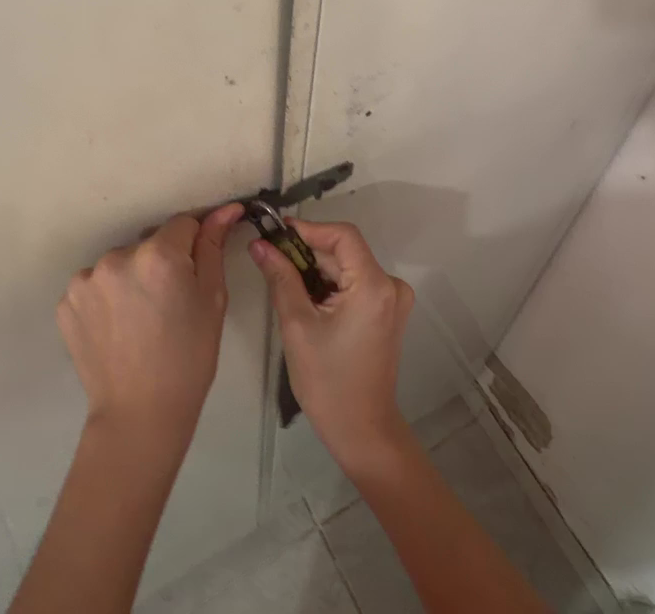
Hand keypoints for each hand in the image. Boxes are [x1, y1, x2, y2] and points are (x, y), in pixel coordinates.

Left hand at [57, 203, 243, 438]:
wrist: (140, 411)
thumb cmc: (189, 355)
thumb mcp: (212, 298)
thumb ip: (213, 247)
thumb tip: (225, 210)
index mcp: (158, 254)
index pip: (183, 223)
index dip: (196, 241)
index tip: (199, 266)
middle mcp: (116, 257)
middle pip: (149, 244)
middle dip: (162, 262)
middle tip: (172, 301)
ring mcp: (85, 281)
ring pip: (120, 264)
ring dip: (132, 278)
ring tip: (143, 317)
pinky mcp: (66, 303)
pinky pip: (96, 286)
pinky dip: (109, 298)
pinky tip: (120, 326)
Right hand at [250, 218, 415, 472]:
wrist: (360, 426)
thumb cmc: (327, 380)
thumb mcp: (297, 325)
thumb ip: (281, 278)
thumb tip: (261, 244)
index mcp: (374, 286)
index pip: (343, 236)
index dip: (308, 229)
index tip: (276, 232)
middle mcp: (391, 285)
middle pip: (346, 251)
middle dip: (307, 252)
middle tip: (270, 258)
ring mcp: (393, 299)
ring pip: (349, 267)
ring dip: (317, 270)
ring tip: (283, 281)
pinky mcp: (388, 311)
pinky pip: (356, 284)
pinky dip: (331, 285)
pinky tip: (306, 298)